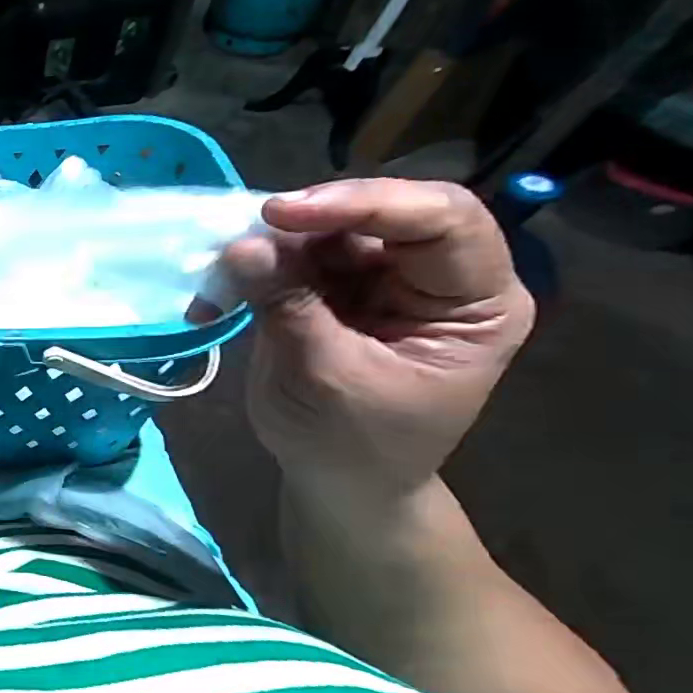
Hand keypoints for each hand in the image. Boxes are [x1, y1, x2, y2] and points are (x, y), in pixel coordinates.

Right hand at [208, 178, 532, 497]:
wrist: (340, 488)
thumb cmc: (355, 447)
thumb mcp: (325, 377)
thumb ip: (288, 305)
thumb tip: (239, 244)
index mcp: (475, 301)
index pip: (442, 218)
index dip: (365, 204)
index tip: (283, 215)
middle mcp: (434, 277)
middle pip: (378, 216)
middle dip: (307, 224)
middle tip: (244, 237)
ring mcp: (382, 280)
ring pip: (326, 232)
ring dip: (268, 249)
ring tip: (221, 275)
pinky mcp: (336, 290)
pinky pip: (294, 260)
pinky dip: (253, 272)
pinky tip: (217, 296)